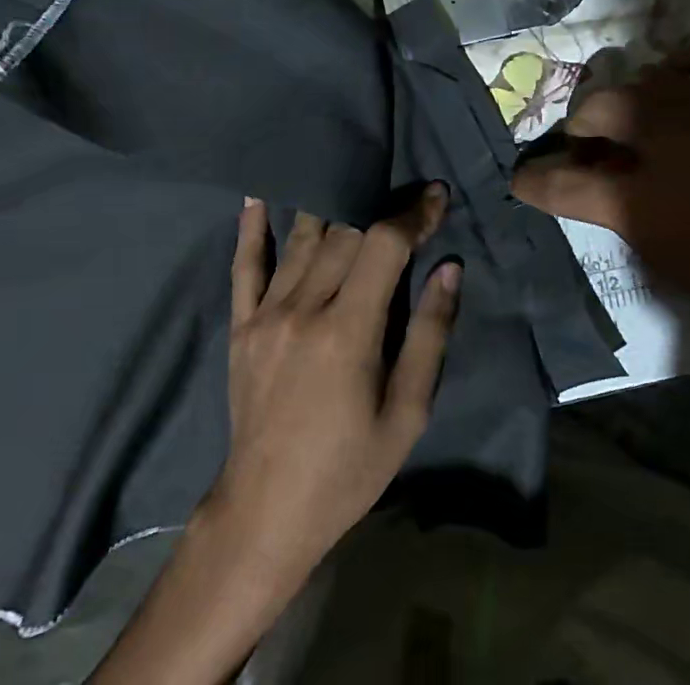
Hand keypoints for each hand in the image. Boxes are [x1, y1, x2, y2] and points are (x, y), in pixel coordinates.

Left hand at [204, 187, 458, 576]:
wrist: (266, 510)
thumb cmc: (349, 468)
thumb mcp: (408, 412)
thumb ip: (429, 334)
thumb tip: (449, 270)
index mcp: (347, 331)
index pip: (384, 246)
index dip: (414, 214)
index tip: (437, 196)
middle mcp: (302, 308)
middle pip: (344, 233)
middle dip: (382, 207)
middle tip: (409, 193)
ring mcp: (264, 314)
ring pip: (301, 240)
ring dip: (331, 206)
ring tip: (355, 180)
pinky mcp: (241, 327)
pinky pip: (245, 267)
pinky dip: (252, 229)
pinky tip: (257, 196)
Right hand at [512, 39, 689, 387]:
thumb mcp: (670, 262)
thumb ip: (623, 218)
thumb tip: (596, 188)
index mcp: (645, 205)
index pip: (566, 183)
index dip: (536, 181)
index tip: (523, 180)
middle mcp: (675, 148)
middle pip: (602, 109)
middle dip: (578, 125)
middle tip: (581, 144)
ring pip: (650, 81)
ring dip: (627, 95)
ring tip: (629, 114)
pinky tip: (682, 75)